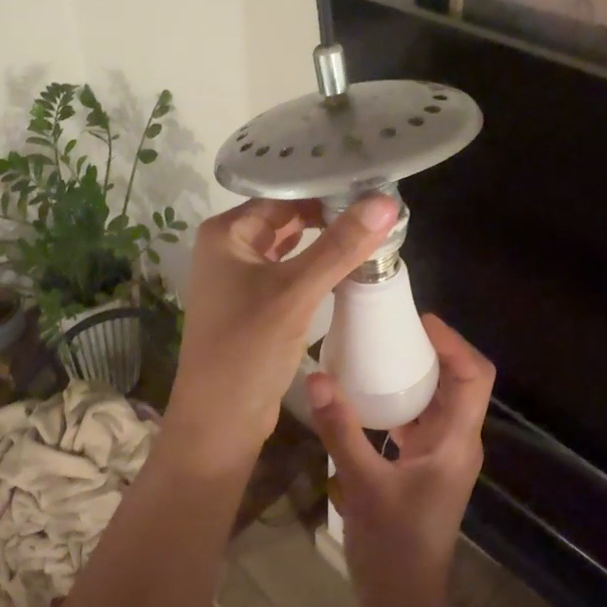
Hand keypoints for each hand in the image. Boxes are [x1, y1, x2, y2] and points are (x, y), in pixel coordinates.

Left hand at [165, 195, 400, 464]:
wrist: (220, 421)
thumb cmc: (248, 348)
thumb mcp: (297, 292)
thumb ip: (340, 246)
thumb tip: (386, 202)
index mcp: (226, 233)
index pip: (283, 195)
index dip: (325, 190)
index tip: (372, 185)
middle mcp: (228, 248)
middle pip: (287, 219)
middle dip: (330, 216)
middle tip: (381, 209)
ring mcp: (240, 279)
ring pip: (291, 248)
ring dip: (326, 243)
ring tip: (374, 232)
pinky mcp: (255, 306)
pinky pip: (291, 274)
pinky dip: (318, 268)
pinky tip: (350, 267)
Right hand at [307, 314, 494, 606]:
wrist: (402, 603)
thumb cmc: (393, 545)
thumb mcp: (361, 482)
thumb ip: (341, 428)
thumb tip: (316, 375)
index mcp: (457, 441)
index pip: (475, 376)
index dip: (454, 342)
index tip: (418, 320)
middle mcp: (457, 443)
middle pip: (458, 382)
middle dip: (431, 350)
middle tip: (390, 326)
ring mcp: (442, 457)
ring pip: (438, 400)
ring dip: (415, 373)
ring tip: (376, 349)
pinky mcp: (424, 468)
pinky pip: (418, 420)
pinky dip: (400, 399)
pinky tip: (366, 394)